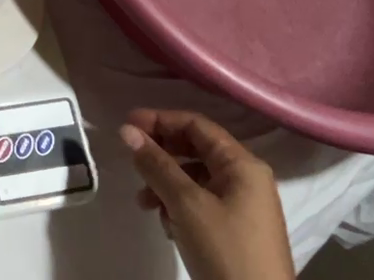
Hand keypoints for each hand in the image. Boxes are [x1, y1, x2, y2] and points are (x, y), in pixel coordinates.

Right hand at [120, 109, 295, 279]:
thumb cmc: (226, 252)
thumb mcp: (185, 204)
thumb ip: (156, 164)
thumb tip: (127, 130)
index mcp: (242, 164)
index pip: (196, 125)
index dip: (160, 120)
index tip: (127, 127)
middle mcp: (246, 179)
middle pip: (196, 149)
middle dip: (161, 155)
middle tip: (132, 163)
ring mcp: (243, 207)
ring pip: (195, 178)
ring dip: (166, 184)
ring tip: (145, 203)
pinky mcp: (236, 231)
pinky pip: (201, 203)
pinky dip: (179, 206)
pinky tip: (167, 224)